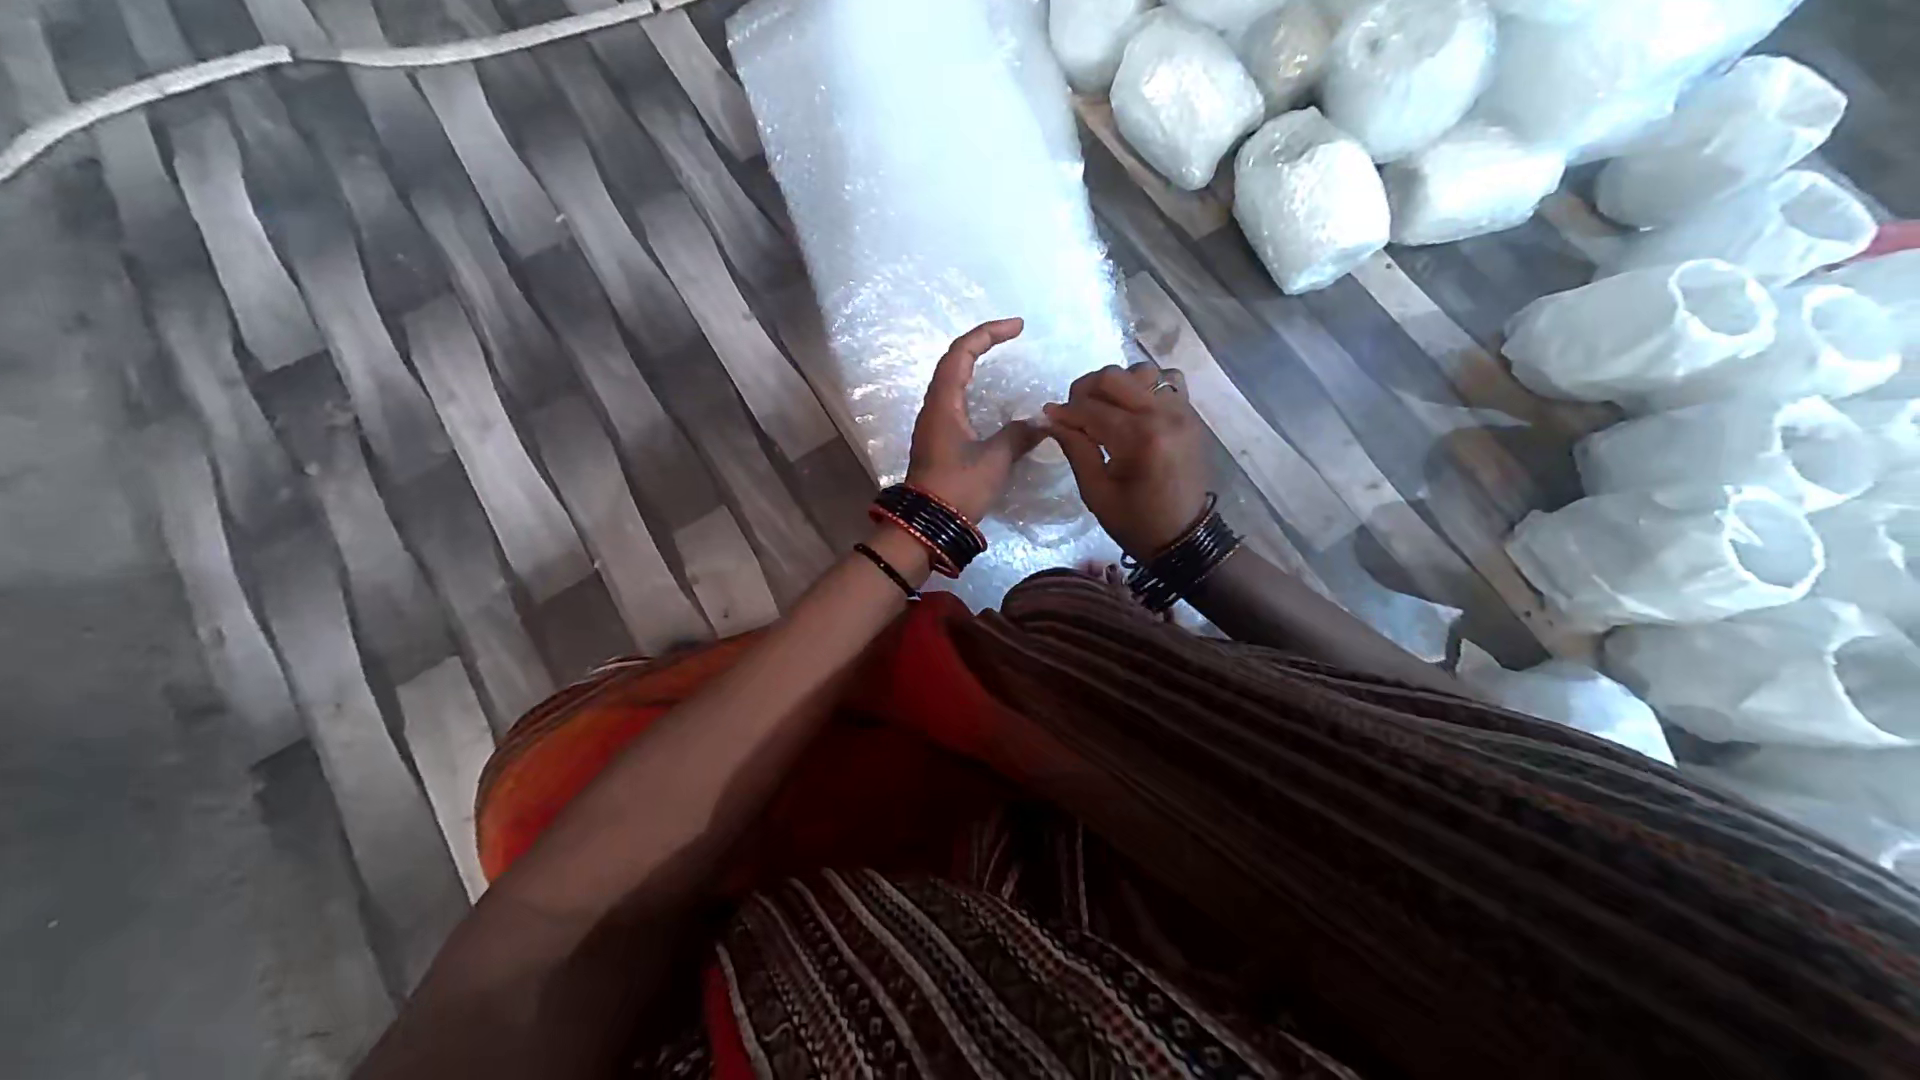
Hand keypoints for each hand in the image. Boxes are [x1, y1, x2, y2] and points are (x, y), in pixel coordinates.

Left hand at [904, 318, 1046, 523]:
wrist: (928, 523)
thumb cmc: (959, 487)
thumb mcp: (995, 459)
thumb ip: (1019, 435)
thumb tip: (1042, 421)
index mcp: (944, 403)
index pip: (962, 353)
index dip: (988, 334)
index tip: (1018, 327)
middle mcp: (934, 406)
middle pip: (954, 360)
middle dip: (983, 342)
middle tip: (1012, 334)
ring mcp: (933, 423)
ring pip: (951, 380)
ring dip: (974, 363)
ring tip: (1000, 356)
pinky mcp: (937, 439)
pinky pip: (954, 399)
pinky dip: (972, 386)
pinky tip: (988, 396)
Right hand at [1044, 362, 1210, 557]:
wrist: (1185, 537)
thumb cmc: (1135, 522)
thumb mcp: (1096, 491)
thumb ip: (1075, 448)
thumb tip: (1051, 418)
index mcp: (1139, 439)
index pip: (1091, 409)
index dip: (1064, 412)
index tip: (1047, 417)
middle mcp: (1163, 415)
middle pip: (1113, 378)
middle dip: (1085, 391)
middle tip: (1073, 412)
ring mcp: (1182, 410)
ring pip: (1141, 372)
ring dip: (1116, 386)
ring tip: (1104, 410)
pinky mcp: (1190, 414)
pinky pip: (1167, 380)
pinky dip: (1146, 386)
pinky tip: (1133, 408)